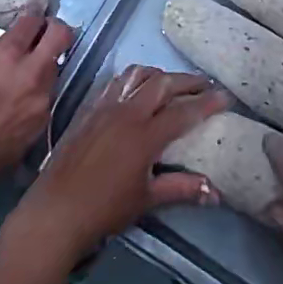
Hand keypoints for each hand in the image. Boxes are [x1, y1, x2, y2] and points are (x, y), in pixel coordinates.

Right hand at [0, 13, 75, 197]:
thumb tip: (14, 48)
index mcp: (5, 56)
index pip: (33, 22)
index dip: (33, 19)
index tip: (32, 22)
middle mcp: (31, 72)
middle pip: (61, 37)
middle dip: (55, 30)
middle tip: (45, 33)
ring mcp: (43, 98)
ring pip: (56, 68)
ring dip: (46, 64)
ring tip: (27, 73)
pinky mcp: (45, 121)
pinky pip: (48, 95)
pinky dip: (39, 91)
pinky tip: (22, 101)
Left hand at [12, 65, 228, 262]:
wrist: (57, 208)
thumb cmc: (104, 208)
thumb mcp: (146, 199)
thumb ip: (181, 188)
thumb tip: (215, 191)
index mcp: (145, 135)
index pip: (183, 112)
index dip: (207, 103)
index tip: (225, 96)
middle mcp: (126, 114)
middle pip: (161, 84)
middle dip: (186, 81)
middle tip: (203, 84)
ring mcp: (104, 108)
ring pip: (136, 76)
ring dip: (158, 74)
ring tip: (172, 82)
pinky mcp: (88, 110)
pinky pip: (114, 83)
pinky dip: (132, 79)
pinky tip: (136, 89)